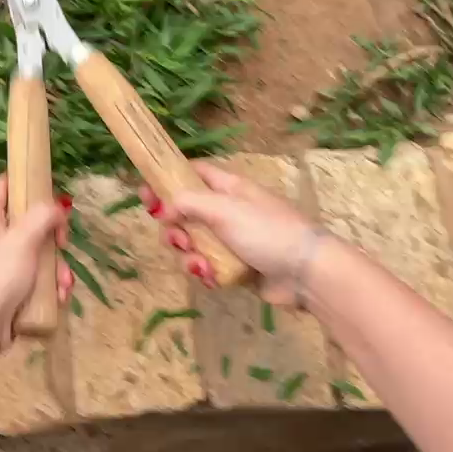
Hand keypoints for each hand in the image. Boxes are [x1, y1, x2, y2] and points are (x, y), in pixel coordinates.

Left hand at [0, 177, 74, 351]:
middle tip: (62, 244)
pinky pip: (35, 279)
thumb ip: (42, 216)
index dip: (27, 182)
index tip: (51, 190)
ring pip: (38, 254)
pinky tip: (58, 297)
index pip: (4, 186)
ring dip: (56, 268)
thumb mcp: (22, 240)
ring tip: (62, 284)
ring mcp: (1, 264)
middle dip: (53, 237)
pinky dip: (49, 286)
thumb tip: (57, 206)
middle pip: (29, 222)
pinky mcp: (9, 289)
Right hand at [141, 161, 322, 304]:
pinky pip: (205, 265)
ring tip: (200, 265)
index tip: (146, 198)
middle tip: (179, 239)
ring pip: (191, 243)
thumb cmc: (268, 231)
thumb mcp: (224, 208)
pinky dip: (204, 272)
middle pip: (183, 213)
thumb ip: (187, 202)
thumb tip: (162, 208)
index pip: (190, 174)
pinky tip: (212, 277)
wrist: (306, 274)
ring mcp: (230, 239)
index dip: (165, 182)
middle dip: (174, 229)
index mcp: (228, 188)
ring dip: (188, 255)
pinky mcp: (233, 266)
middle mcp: (226, 210)